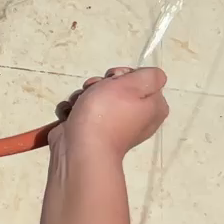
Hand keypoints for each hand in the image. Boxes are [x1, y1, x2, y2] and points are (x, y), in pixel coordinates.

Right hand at [48, 66, 167, 158]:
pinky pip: (81, 112)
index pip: (140, 80)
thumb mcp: (133, 85)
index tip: (114, 80)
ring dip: (82, 96)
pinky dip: (73, 110)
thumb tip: (149, 78)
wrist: (82, 148)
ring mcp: (113, 126)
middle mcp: (136, 117)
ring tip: (79, 105)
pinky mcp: (91, 131)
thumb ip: (150, 76)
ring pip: (95, 98)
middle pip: (116, 88)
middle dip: (99, 85)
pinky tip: (71, 114)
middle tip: (93, 92)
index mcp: (152, 107)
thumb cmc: (107, 114)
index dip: (124, 75)